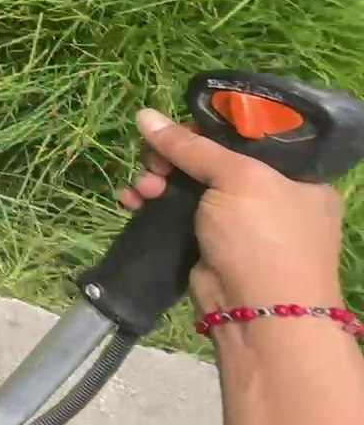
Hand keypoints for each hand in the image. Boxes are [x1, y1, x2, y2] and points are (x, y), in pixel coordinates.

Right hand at [119, 108, 344, 311]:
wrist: (258, 310)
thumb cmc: (264, 239)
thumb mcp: (237, 181)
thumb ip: (190, 146)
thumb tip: (144, 114)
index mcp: (292, 177)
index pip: (240, 136)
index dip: (202, 130)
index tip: (175, 135)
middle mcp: (264, 193)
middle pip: (200, 156)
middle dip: (167, 157)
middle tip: (154, 167)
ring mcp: (232, 215)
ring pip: (178, 178)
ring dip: (151, 178)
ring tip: (142, 192)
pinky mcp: (202, 231)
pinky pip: (166, 203)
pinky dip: (146, 199)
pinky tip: (132, 202)